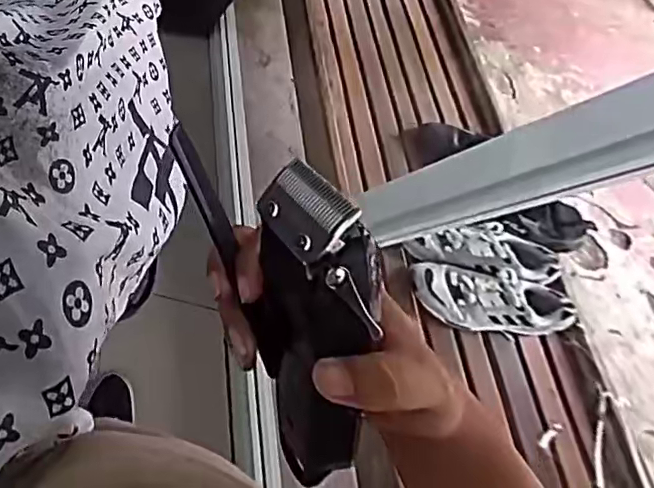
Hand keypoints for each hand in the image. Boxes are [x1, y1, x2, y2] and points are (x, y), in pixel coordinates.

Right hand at [208, 226, 470, 441]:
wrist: (419, 416)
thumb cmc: (424, 386)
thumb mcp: (417, 380)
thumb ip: (380, 378)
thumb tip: (328, 374)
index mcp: (342, 274)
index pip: (288, 238)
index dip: (258, 249)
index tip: (251, 284)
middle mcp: (312, 278)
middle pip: (252, 248)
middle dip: (231, 271)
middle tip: (237, 303)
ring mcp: (294, 300)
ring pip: (240, 275)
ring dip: (229, 303)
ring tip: (242, 338)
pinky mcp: (282, 326)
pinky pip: (244, 311)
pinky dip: (234, 325)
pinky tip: (245, 348)